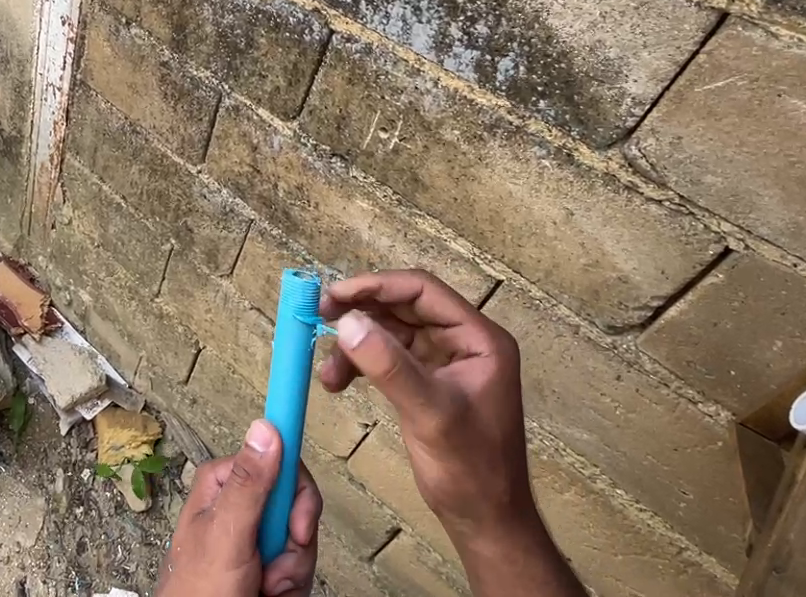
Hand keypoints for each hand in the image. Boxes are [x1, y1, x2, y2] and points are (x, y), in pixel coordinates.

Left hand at [156, 419, 321, 596]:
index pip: (279, 460)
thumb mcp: (225, 531)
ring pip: (303, 540)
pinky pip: (301, 566)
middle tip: (270, 567)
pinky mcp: (270, 559)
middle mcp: (241, 500)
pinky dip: (291, 586)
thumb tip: (265, 428)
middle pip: (296, 504)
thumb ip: (248, 483)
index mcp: (225, 481)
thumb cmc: (199, 588)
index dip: (298, 494)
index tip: (299, 524)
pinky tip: (268, 593)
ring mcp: (257, 531)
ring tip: (262, 585)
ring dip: (291, 571)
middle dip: (293, 544)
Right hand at [320, 272, 584, 596]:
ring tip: (328, 368)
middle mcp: (462, 340)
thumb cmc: (471, 469)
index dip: (376, 286)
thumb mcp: (429, 414)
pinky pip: (384, 352)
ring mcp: (443, 358)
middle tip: (320, 317)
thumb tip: (346, 321)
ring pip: (387, 329)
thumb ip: (388, 365)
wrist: (484, 520)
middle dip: (359, 311)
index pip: (422, 289)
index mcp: (479, 339)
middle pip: (401, 304)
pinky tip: (336, 380)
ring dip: (353, 341)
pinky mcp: (424, 377)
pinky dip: (358, 361)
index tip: (334, 296)